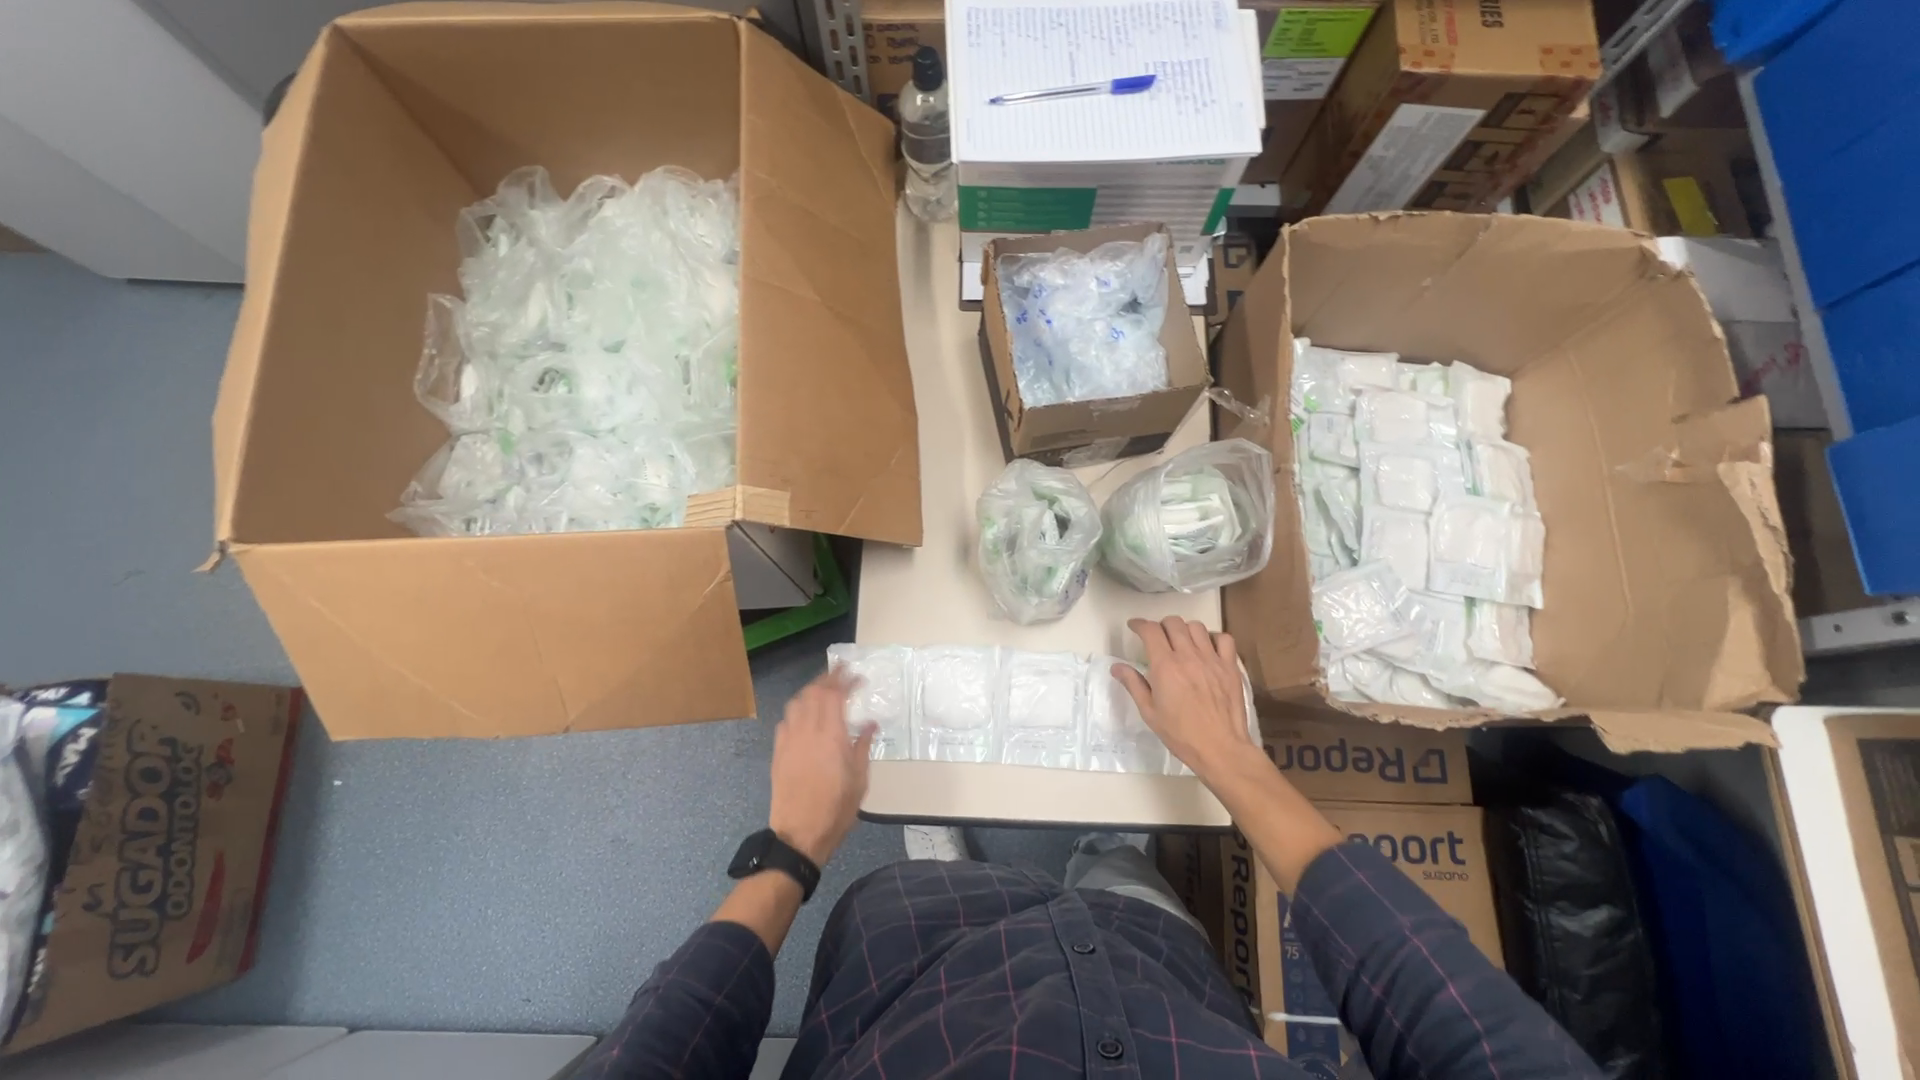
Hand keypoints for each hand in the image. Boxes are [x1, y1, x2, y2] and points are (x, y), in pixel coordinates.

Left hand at [768, 667, 873, 865]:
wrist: (799, 835)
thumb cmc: (836, 810)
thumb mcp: (859, 780)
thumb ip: (863, 747)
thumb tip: (870, 724)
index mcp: (830, 736)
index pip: (835, 695)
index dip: (845, 680)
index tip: (857, 675)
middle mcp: (807, 732)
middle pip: (814, 693)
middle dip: (828, 678)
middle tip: (841, 672)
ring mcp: (789, 741)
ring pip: (796, 703)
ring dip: (810, 691)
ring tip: (822, 690)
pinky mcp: (778, 752)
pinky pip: (785, 721)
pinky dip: (796, 710)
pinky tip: (804, 716)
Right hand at [1115, 616, 1254, 779]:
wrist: (1219, 748)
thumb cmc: (1180, 734)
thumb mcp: (1149, 712)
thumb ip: (1133, 684)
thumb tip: (1117, 667)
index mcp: (1165, 666)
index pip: (1150, 630)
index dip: (1139, 624)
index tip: (1134, 627)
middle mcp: (1188, 656)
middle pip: (1174, 623)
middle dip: (1161, 625)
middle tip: (1158, 638)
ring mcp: (1212, 660)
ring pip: (1197, 627)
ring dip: (1185, 629)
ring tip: (1182, 642)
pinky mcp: (1230, 667)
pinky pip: (1224, 639)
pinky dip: (1214, 638)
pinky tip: (1208, 649)